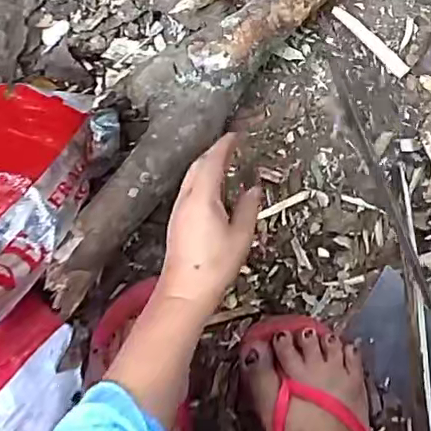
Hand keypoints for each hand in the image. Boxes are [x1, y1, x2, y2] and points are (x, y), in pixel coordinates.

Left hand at [155, 133, 260, 315]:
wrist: (184, 294)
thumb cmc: (212, 267)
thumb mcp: (241, 235)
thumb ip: (248, 208)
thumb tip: (253, 190)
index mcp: (203, 198)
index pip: (212, 161)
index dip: (224, 145)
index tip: (235, 136)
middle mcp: (187, 200)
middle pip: (198, 166)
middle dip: (214, 152)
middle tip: (231, 146)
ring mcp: (179, 211)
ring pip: (192, 178)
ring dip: (207, 166)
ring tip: (225, 163)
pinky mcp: (177, 222)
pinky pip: (190, 190)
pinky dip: (203, 180)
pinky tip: (213, 189)